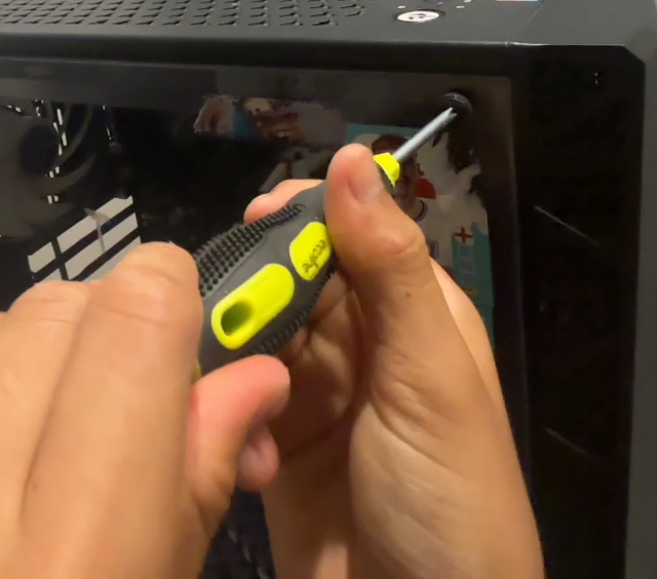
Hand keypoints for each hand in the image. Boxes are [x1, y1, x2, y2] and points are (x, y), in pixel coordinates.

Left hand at [0, 244, 290, 578]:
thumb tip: (251, 370)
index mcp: (69, 568)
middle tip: (97, 418)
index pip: (134, 320)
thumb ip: (196, 486)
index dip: (168, 299)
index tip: (175, 331)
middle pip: (56, 309)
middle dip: (97, 342)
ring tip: (3, 476)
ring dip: (16, 376)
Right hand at [248, 145, 542, 578]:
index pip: (353, 233)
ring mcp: (317, 389)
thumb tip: (353, 159)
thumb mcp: (428, 376)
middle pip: (296, 278)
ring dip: (235, 334)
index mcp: (411, 311)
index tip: (256, 216)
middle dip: (258, 278)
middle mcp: (362, 340)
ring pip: (261, 328)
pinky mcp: (276, 435)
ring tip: (210, 348)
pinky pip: (241, 388)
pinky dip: (226, 389)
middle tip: (216, 291)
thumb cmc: (447, 496)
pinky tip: (219, 402)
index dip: (305, 216)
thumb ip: (387, 268)